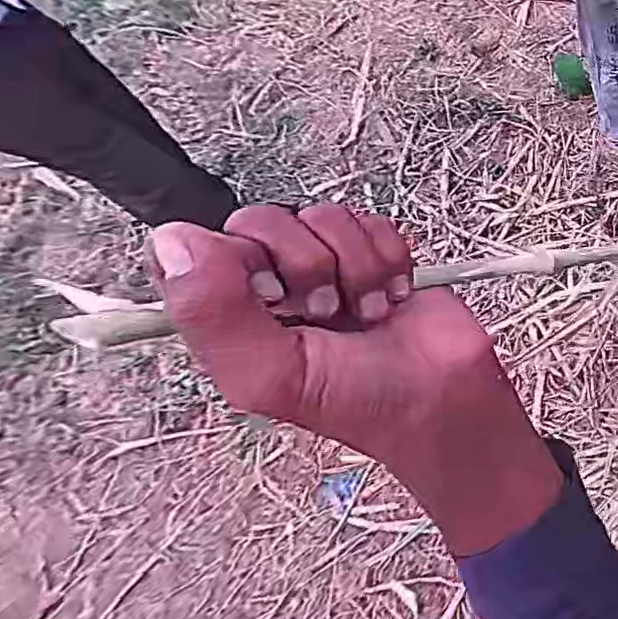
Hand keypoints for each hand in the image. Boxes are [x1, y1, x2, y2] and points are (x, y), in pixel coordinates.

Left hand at [149, 205, 560, 554]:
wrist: (444, 397)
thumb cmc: (361, 403)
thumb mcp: (270, 374)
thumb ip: (213, 312)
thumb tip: (173, 242)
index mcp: (236, 314)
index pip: (205, 246)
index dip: (240, 258)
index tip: (274, 298)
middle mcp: (278, 283)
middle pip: (265, 220)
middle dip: (308, 265)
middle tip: (329, 310)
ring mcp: (332, 264)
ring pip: (325, 216)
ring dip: (357, 267)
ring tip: (369, 310)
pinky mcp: (379, 252)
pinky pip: (373, 221)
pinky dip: (389, 258)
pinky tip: (394, 294)